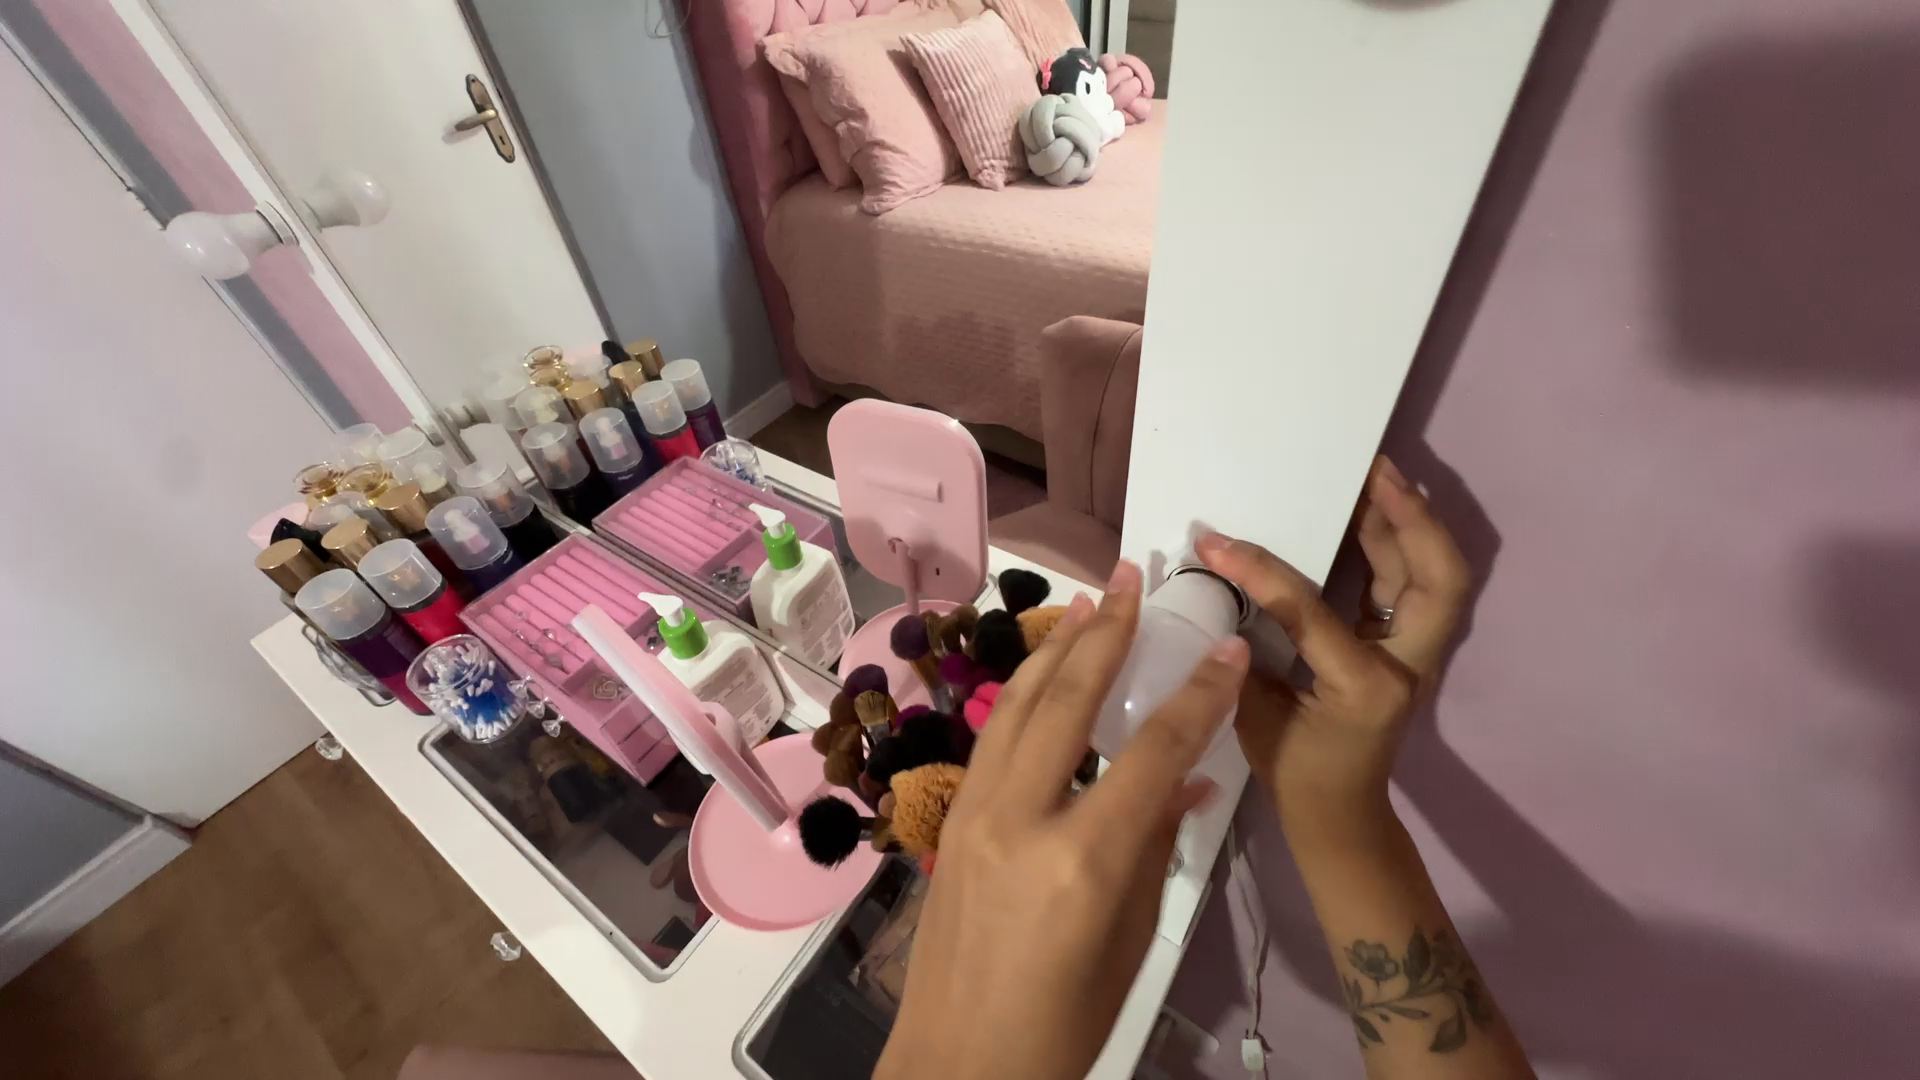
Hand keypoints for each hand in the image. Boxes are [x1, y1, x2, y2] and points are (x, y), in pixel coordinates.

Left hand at [876, 561, 1248, 1079]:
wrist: (958, 1061)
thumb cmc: (1064, 1019)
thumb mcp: (1131, 937)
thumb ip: (1157, 843)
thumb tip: (1191, 778)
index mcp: (1083, 858)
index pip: (1153, 752)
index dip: (1198, 693)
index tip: (1227, 646)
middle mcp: (1021, 815)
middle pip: (1069, 700)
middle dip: (1107, 632)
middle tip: (1129, 577)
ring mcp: (975, 808)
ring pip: (1019, 703)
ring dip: (1056, 647)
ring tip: (1086, 603)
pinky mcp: (953, 814)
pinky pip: (994, 734)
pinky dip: (1022, 690)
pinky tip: (1042, 668)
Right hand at [1195, 456, 1469, 840]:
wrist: (1340, 813)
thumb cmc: (1294, 770)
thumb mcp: (1255, 714)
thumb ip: (1244, 649)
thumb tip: (1218, 587)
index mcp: (1365, 687)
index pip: (1312, 611)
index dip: (1262, 572)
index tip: (1218, 543)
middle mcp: (1407, 666)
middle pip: (1438, 579)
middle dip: (1409, 518)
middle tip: (1373, 470)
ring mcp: (1416, 657)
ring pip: (1437, 577)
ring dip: (1410, 523)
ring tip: (1379, 476)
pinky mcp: (1407, 650)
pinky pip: (1415, 587)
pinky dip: (1401, 546)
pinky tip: (1373, 517)